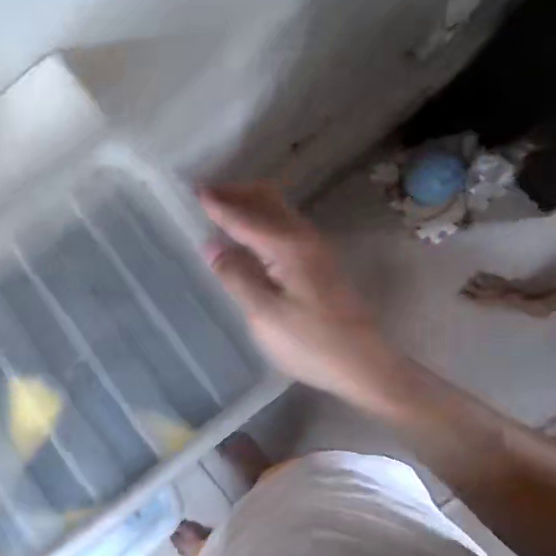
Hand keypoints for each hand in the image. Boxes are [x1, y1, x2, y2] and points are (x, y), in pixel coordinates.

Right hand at [199, 183, 410, 408]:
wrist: (362, 364)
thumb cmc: (310, 343)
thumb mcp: (264, 315)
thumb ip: (236, 276)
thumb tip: (211, 246)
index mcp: (288, 246)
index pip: (246, 217)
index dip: (218, 205)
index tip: (193, 191)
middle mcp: (305, 238)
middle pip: (268, 200)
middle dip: (236, 194)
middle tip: (206, 197)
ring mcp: (317, 250)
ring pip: (279, 212)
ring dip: (251, 206)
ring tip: (222, 213)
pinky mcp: (321, 264)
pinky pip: (286, 228)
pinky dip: (263, 222)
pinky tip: (249, 240)